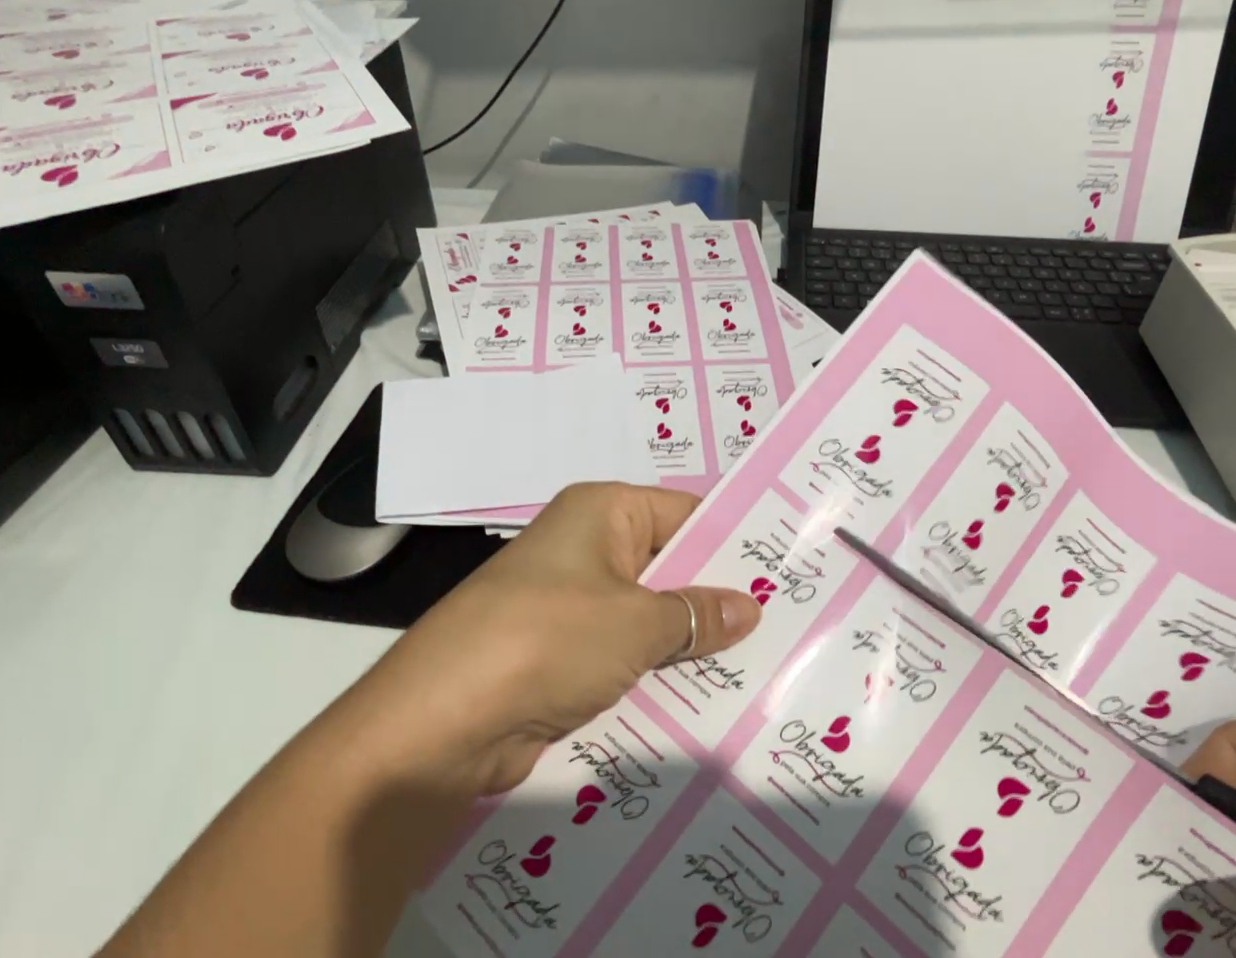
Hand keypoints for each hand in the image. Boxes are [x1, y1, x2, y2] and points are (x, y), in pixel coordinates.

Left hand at [351, 482, 760, 797]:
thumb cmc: (548, 641)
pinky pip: (625, 659)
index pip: (685, 513)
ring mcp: (571, 607)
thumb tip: (747, 607)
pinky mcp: (562, 659)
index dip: (734, 540)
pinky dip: (658, 677)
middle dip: (719, 600)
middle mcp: (586, 551)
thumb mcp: (636, 623)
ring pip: (649, 620)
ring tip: (767, 668)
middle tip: (791, 626)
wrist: (444, 722)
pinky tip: (710, 702)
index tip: (789, 570)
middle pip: (669, 568)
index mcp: (601, 514)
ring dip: (691, 646)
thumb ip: (696, 614)